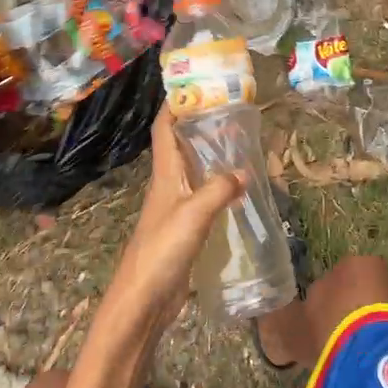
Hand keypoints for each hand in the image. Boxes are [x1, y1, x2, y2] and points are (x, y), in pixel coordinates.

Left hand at [114, 109, 244, 307]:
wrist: (143, 302)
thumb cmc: (161, 251)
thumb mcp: (193, 215)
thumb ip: (218, 190)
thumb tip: (244, 171)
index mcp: (165, 174)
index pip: (165, 128)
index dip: (177, 104)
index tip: (198, 84)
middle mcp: (169, 185)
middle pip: (182, 145)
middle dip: (203, 125)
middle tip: (234, 112)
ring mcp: (176, 208)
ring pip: (195, 171)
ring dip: (213, 155)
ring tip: (242, 144)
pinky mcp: (185, 230)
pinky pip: (204, 197)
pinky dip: (220, 187)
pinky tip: (240, 191)